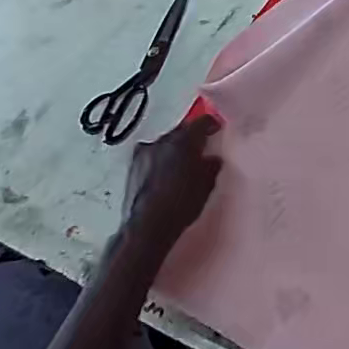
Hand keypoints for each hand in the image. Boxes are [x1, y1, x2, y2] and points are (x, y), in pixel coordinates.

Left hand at [121, 114, 222, 251]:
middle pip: (181, 131)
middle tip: (200, 148)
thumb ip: (211, 167)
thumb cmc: (182, 203)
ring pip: (165, 143)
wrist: (147, 227)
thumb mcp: (206, 186)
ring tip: (181, 164)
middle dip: (191, 137)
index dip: (211, 124)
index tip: (216, 128)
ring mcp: (144, 153)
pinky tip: (165, 175)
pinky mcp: (132, 167)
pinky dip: (161, 160)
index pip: (201, 122)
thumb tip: (213, 159)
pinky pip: (152, 156)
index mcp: (184, 140)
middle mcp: (162, 140)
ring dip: (174, 149)